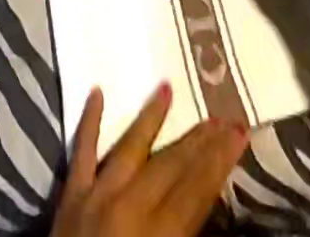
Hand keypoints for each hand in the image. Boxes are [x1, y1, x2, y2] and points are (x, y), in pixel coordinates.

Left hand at [50, 85, 247, 236]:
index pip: (196, 188)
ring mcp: (95, 197)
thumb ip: (188, 235)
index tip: (239, 131)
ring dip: (150, 117)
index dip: (220, 159)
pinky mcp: (69, 197)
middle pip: (171, 164)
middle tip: (222, 115)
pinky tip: (97, 92)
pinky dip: (89, 121)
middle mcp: (128, 206)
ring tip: (167, 87)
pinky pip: (81, 153)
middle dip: (199, 140)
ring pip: (130, 147)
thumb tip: (208, 199)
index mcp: (157, 235)